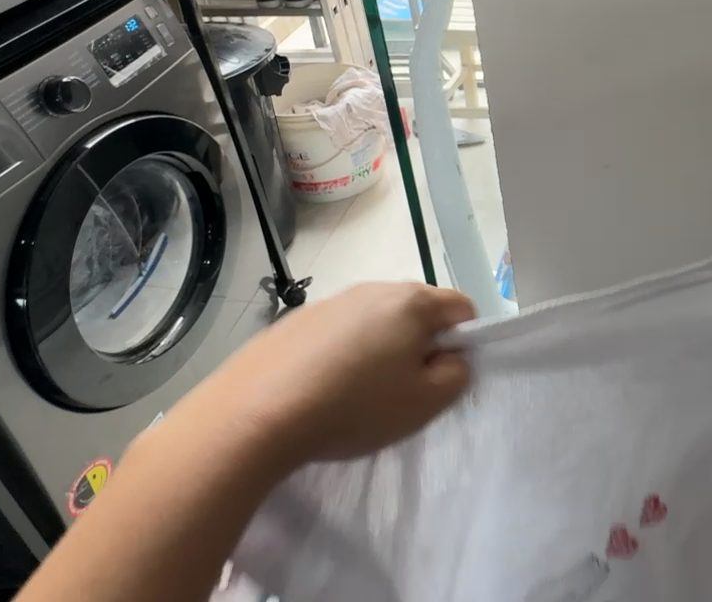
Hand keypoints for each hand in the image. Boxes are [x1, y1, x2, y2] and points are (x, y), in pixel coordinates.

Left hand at [175, 282, 476, 469]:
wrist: (247, 421)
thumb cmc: (352, 409)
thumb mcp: (424, 404)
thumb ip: (456, 374)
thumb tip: (449, 358)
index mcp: (413, 302)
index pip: (462, 307)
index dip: (463, 340)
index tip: (441, 376)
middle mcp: (373, 289)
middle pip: (416, 311)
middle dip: (418, 343)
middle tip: (400, 388)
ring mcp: (327, 303)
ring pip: (373, 321)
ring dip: (376, 348)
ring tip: (353, 395)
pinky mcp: (289, 324)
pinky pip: (332, 334)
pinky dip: (336, 356)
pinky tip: (316, 393)